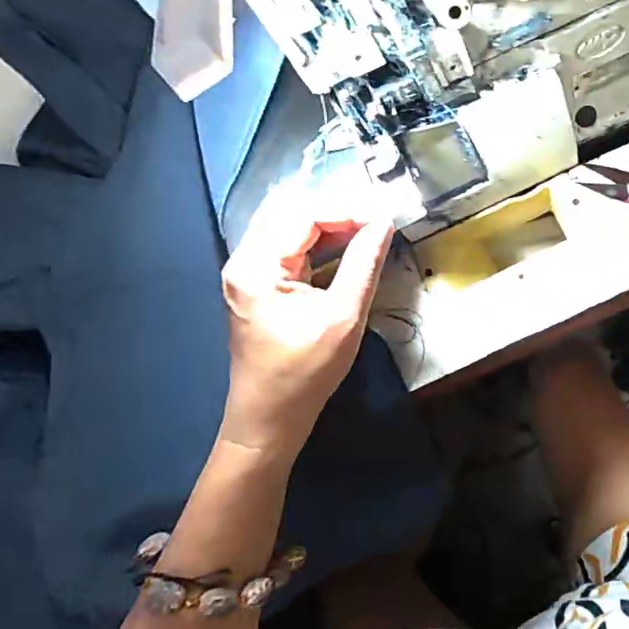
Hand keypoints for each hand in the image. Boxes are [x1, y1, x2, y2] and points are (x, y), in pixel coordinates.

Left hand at [218, 186, 394, 460]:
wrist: (269, 418)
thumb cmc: (305, 372)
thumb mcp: (344, 316)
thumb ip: (364, 263)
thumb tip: (383, 223)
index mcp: (257, 267)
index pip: (304, 216)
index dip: (347, 211)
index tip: (384, 217)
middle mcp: (244, 261)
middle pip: (293, 214)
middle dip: (338, 211)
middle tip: (378, 218)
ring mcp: (247, 272)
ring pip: (290, 227)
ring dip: (330, 223)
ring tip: (368, 228)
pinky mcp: (257, 284)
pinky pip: (288, 246)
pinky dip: (319, 241)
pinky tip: (346, 244)